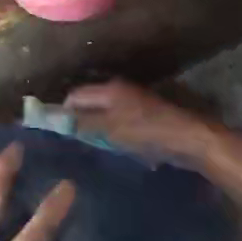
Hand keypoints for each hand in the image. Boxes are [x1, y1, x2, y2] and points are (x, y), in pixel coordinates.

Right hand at [63, 81, 217, 162]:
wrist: (189, 139)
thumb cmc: (146, 132)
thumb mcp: (108, 129)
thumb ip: (80, 123)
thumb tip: (52, 119)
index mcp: (109, 89)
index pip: (75, 95)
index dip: (62, 112)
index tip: (56, 133)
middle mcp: (119, 91)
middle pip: (89, 104)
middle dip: (80, 123)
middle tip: (73, 145)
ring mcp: (134, 104)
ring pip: (104, 116)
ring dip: (98, 132)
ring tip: (92, 150)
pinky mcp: (145, 118)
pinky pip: (120, 126)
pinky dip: (114, 137)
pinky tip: (115, 151)